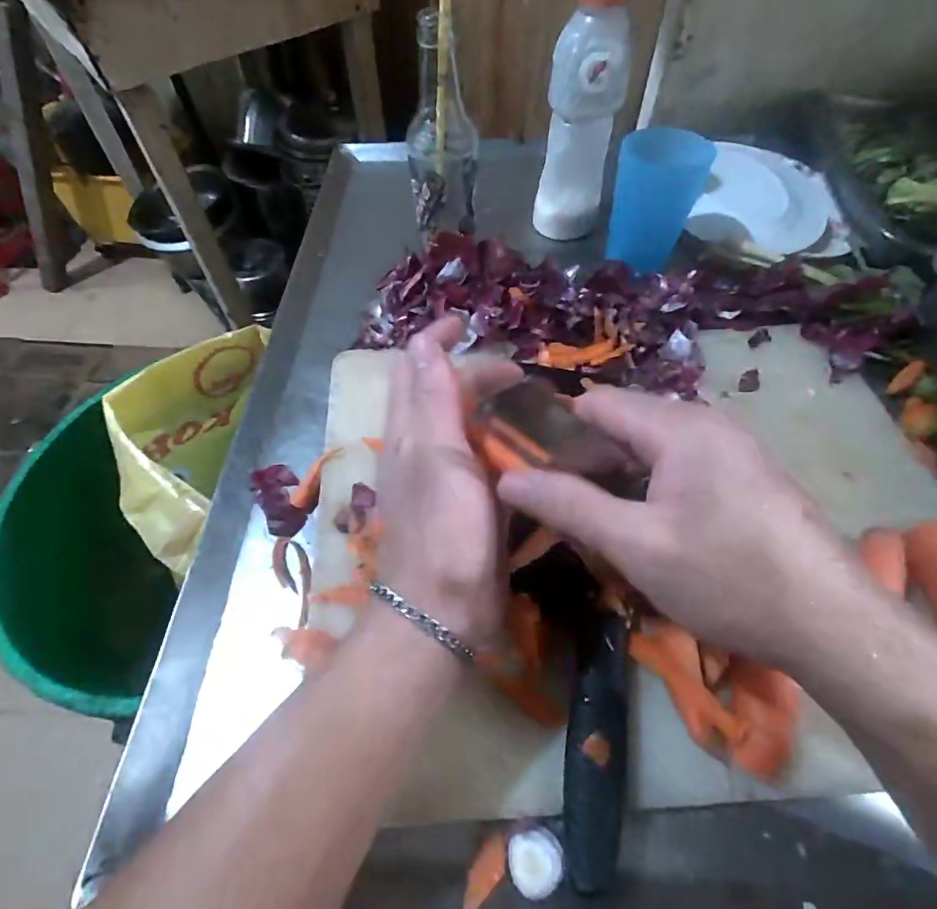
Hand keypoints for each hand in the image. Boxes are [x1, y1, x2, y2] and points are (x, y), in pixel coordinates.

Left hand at [374, 316, 521, 648]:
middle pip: (439, 393)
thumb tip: (421, 343)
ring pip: (460, 425)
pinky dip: (497, 441)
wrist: (442, 613)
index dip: (435, 340)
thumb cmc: (443, 534)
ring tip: (527, 404)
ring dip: (487, 405)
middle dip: (471, 372)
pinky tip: (524, 448)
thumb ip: (433, 402)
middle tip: (518, 375)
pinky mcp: (462, 503)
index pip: (413, 369)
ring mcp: (440, 477)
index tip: (469, 323)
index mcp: (409, 433)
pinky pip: (478, 458)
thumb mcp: (439, 460)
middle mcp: (419, 449)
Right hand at [496, 386, 873, 667]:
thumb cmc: (727, 578)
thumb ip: (569, 506)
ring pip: (654, 446)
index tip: (528, 468)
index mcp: (679, 426)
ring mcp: (734, 446)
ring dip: (621, 477)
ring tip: (598, 522)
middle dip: (588, 459)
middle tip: (560, 507)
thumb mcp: (637, 545)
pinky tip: (648, 526)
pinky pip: (684, 463)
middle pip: (626, 423)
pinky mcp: (748, 473)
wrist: (832, 622)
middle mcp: (707, 422)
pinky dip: (654, 485)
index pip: (597, 404)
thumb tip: (509, 478)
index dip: (556, 432)